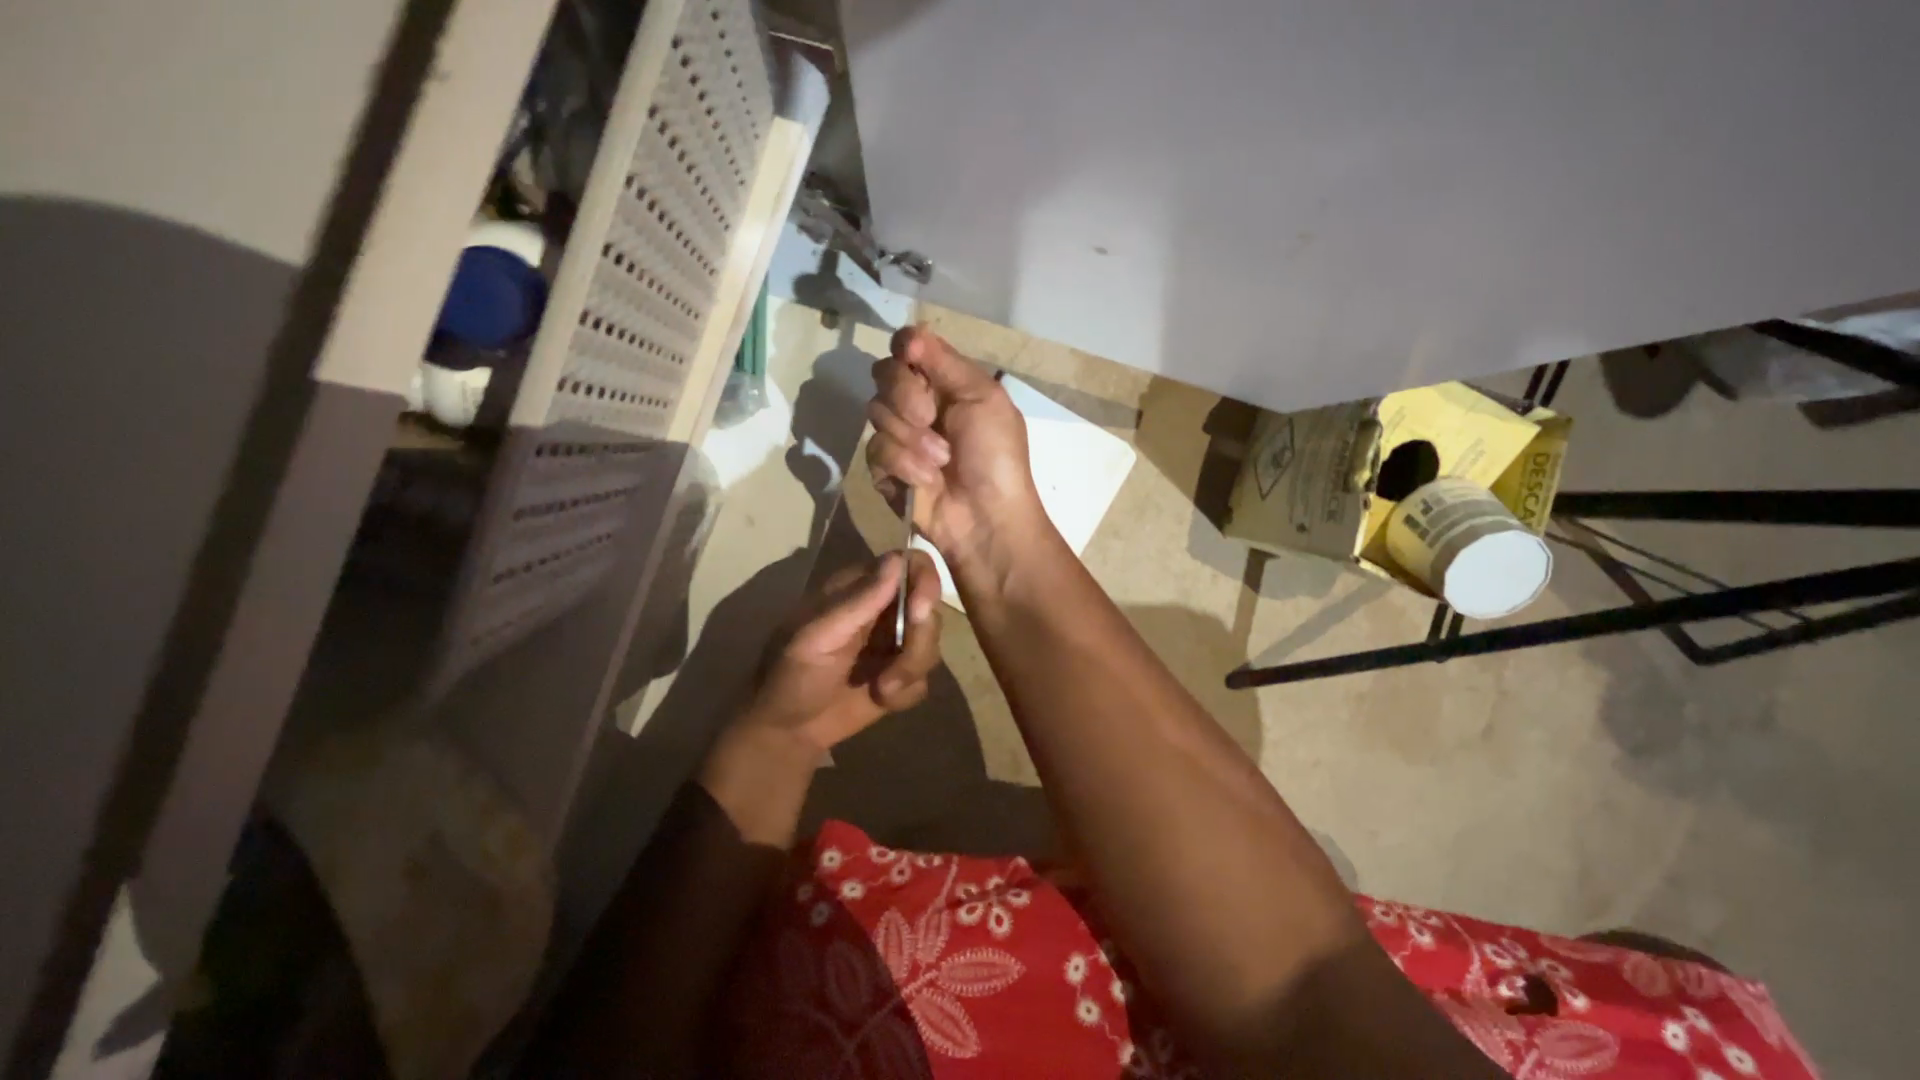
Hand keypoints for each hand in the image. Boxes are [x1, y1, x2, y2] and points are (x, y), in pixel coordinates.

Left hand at [744, 551, 943, 752]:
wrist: (786, 730)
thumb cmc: (790, 674)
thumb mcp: (817, 636)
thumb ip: (858, 601)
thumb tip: (897, 561)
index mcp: (860, 589)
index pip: (909, 564)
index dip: (926, 582)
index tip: (919, 613)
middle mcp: (883, 610)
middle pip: (930, 608)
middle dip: (919, 642)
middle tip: (894, 670)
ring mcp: (893, 644)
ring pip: (931, 644)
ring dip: (911, 670)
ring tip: (881, 690)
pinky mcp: (900, 676)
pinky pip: (925, 678)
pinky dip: (906, 693)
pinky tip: (881, 700)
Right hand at [867, 327, 1047, 567]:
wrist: (987, 517)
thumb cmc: (996, 455)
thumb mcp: (984, 398)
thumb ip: (945, 362)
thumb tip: (909, 334)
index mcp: (945, 383)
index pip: (908, 348)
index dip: (904, 349)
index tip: (911, 357)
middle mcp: (918, 404)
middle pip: (884, 374)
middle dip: (906, 395)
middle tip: (931, 417)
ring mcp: (899, 437)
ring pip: (876, 412)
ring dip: (912, 438)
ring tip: (941, 460)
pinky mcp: (884, 469)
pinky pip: (876, 450)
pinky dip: (904, 464)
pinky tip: (927, 480)